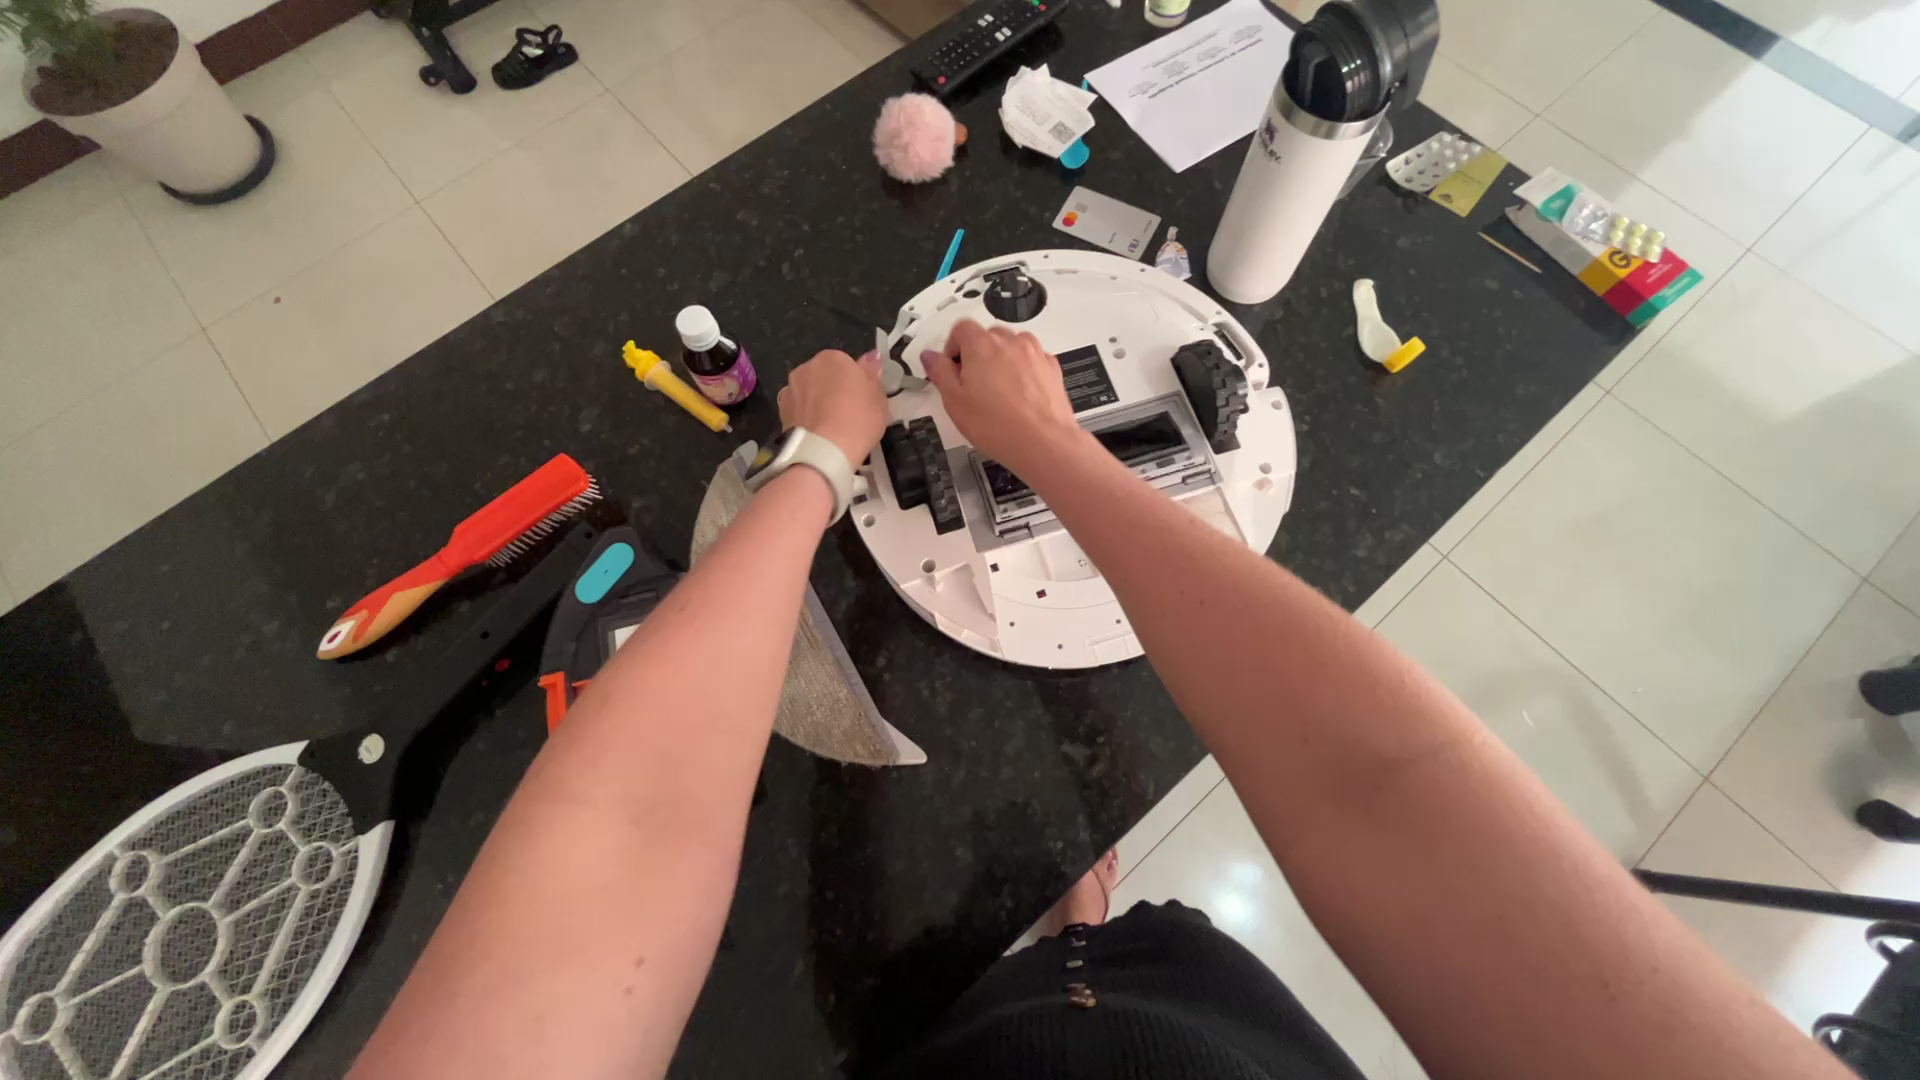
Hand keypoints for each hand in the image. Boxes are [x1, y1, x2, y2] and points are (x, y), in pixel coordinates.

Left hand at [778, 349, 888, 463]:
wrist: (824, 451)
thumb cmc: (857, 421)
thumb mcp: (878, 399)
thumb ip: (872, 375)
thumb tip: (871, 358)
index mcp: (833, 358)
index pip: (847, 364)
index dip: (855, 383)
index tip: (862, 400)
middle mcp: (808, 367)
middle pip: (825, 375)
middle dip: (834, 389)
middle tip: (849, 413)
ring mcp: (791, 388)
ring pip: (809, 391)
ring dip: (817, 402)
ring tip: (831, 426)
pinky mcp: (781, 410)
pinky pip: (798, 408)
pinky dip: (806, 416)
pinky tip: (816, 432)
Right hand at [921, 319, 1084, 476]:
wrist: (1043, 443)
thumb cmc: (999, 426)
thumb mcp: (955, 402)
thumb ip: (940, 372)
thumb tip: (930, 357)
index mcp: (981, 345)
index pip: (961, 329)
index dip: (952, 348)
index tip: (952, 368)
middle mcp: (1010, 342)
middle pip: (987, 336)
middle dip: (977, 355)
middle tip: (973, 386)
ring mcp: (1034, 353)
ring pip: (1011, 347)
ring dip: (1001, 362)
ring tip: (998, 394)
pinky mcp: (1051, 367)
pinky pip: (1031, 360)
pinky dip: (1023, 372)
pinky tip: (1018, 398)